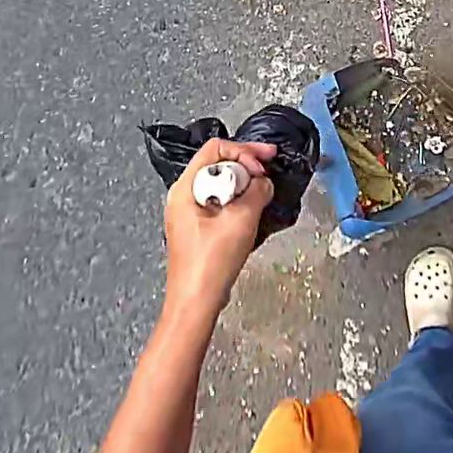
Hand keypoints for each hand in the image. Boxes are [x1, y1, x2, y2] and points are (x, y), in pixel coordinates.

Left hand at [163, 138, 276, 314]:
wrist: (195, 304)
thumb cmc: (211, 263)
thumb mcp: (240, 221)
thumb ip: (256, 193)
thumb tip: (264, 183)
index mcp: (185, 187)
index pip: (214, 149)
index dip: (242, 151)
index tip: (263, 165)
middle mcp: (183, 194)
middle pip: (216, 163)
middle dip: (245, 163)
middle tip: (269, 167)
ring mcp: (189, 212)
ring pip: (219, 183)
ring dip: (243, 182)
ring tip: (263, 188)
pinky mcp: (198, 227)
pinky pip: (220, 201)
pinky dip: (238, 200)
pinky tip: (253, 208)